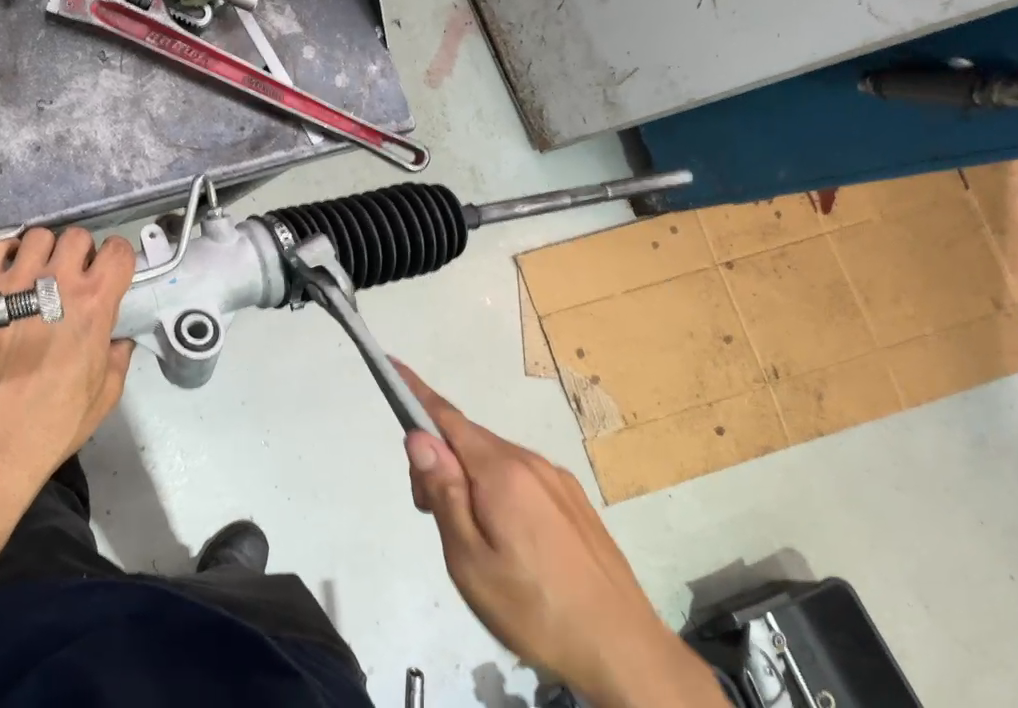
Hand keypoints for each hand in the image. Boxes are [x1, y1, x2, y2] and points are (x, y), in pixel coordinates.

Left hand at [0, 228, 136, 498]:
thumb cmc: (54, 423)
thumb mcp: (105, 394)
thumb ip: (117, 357)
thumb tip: (116, 340)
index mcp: (94, 306)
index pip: (117, 251)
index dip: (117, 258)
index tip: (109, 272)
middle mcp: (56, 284)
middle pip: (77, 237)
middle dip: (81, 253)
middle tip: (73, 277)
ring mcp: (14, 283)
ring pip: (37, 236)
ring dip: (44, 252)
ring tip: (38, 275)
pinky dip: (5, 253)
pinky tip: (9, 275)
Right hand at [393, 361, 726, 707]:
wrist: (627, 656)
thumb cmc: (534, 609)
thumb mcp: (468, 558)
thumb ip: (443, 492)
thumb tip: (418, 436)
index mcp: (501, 472)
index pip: (447, 417)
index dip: (415, 391)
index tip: (390, 363)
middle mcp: (532, 464)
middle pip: (466, 440)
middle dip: (437, 461)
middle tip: (432, 517)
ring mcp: (558, 483)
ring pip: (493, 461)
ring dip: (465, 479)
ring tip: (470, 540)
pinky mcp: (574, 504)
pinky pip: (519, 479)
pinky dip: (493, 490)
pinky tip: (505, 541)